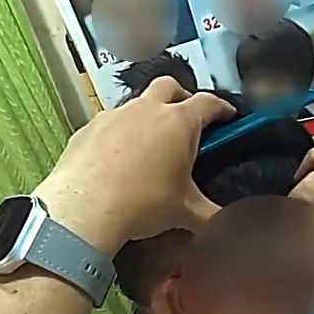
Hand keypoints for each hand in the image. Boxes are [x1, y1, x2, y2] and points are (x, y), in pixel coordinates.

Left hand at [33, 77, 234, 251]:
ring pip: (137, 103)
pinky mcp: (89, 128)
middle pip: (170, 86)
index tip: (227, 116)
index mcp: (178, 122)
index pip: (208, 103)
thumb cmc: (143, 203)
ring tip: (151, 143)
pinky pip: (111, 123)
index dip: (222, 108)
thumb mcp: (186, 212)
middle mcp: (147, 109)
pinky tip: (119, 158)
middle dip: (182, 97)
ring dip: (149, 115)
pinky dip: (120, 133)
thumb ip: (212, 215)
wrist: (84, 209)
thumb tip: (229, 226)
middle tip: (187, 120)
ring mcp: (115, 115)